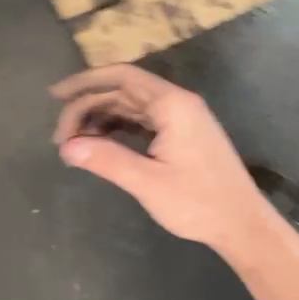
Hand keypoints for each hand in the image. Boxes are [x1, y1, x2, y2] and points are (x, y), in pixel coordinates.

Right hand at [51, 65, 274, 250]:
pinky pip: (144, 121)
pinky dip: (119, 128)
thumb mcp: (148, 182)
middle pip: (124, 92)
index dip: (87, 81)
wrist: (242, 223)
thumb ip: (108, 160)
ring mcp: (182, 119)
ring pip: (132, 107)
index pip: (123, 77)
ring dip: (102, 119)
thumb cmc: (198, 202)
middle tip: (60, 137)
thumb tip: (68, 148)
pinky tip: (100, 145)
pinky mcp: (183, 135)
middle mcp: (178, 103)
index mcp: (172, 104)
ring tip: (74, 143)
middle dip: (89, 107)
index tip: (56, 95)